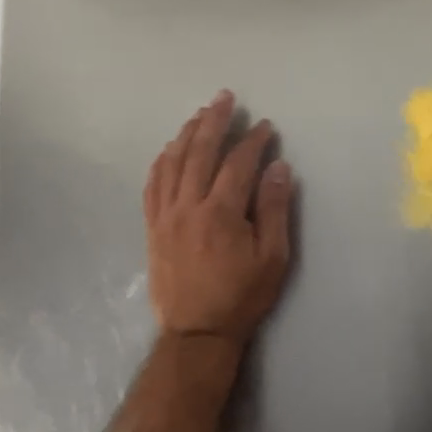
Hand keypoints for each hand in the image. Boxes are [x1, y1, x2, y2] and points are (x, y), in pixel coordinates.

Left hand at [144, 90, 294, 340]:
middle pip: (200, 152)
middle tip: (225, 97)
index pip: (238, 163)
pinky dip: (162, 161)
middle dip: (214, 121)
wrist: (196, 334)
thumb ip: (274, 209)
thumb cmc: (242, 295)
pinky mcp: (153, 227)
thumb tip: (278, 167)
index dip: (253, 141)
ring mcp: (166, 216)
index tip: (265, 127)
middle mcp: (189, 207)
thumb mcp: (273, 257)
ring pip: (173, 163)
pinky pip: (153, 184)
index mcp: (221, 213)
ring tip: (201, 114)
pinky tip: (171, 148)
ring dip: (187, 134)